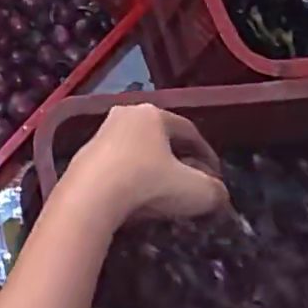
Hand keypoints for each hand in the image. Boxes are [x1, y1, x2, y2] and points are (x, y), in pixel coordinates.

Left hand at [61, 104, 227, 222]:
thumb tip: (219, 192)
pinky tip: (138, 195)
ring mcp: (105, 129)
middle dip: (181, 159)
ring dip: (156, 167)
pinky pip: (121, 160)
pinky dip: (134, 173)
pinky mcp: (89, 149)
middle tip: (193, 183)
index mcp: (154, 113)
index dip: (207, 154)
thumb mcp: (195, 191)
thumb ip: (215, 191)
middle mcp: (128, 112)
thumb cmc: (147, 182)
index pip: (189, 131)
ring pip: (140, 147)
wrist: (91, 193)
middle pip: (163, 136)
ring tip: (166, 192)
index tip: (216, 177)